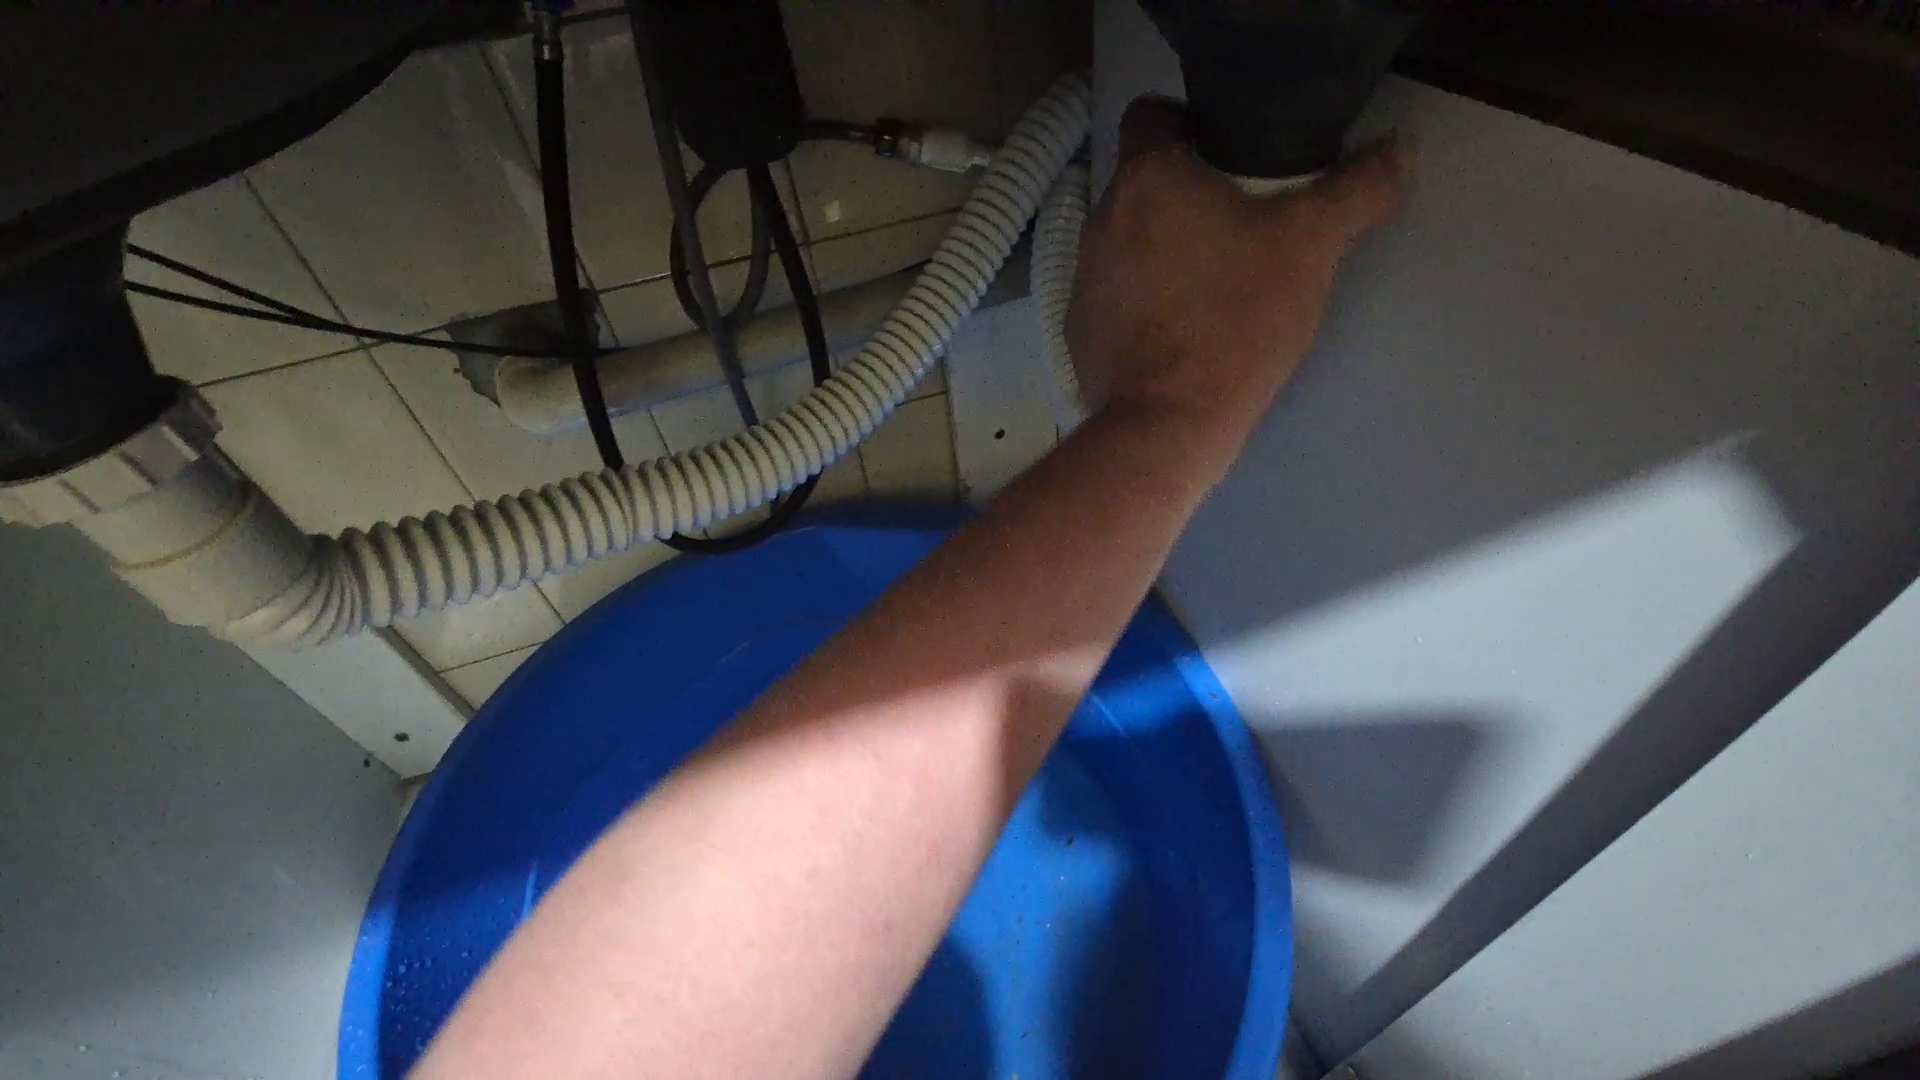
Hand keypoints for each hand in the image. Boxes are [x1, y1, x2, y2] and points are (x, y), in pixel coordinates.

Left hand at [1065, 96, 1409, 477]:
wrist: (1170, 419)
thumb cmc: (1236, 320)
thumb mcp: (1311, 247)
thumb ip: (1357, 190)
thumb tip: (1400, 152)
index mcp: (1146, 180)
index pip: (1152, 116)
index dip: (1189, 124)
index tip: (1227, 153)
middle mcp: (1100, 220)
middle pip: (1142, 184)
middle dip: (1183, 194)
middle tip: (1236, 222)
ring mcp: (1082, 279)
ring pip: (1125, 241)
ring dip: (1161, 248)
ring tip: (1209, 280)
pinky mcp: (1079, 330)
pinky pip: (1113, 295)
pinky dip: (1141, 299)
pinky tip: (1177, 326)